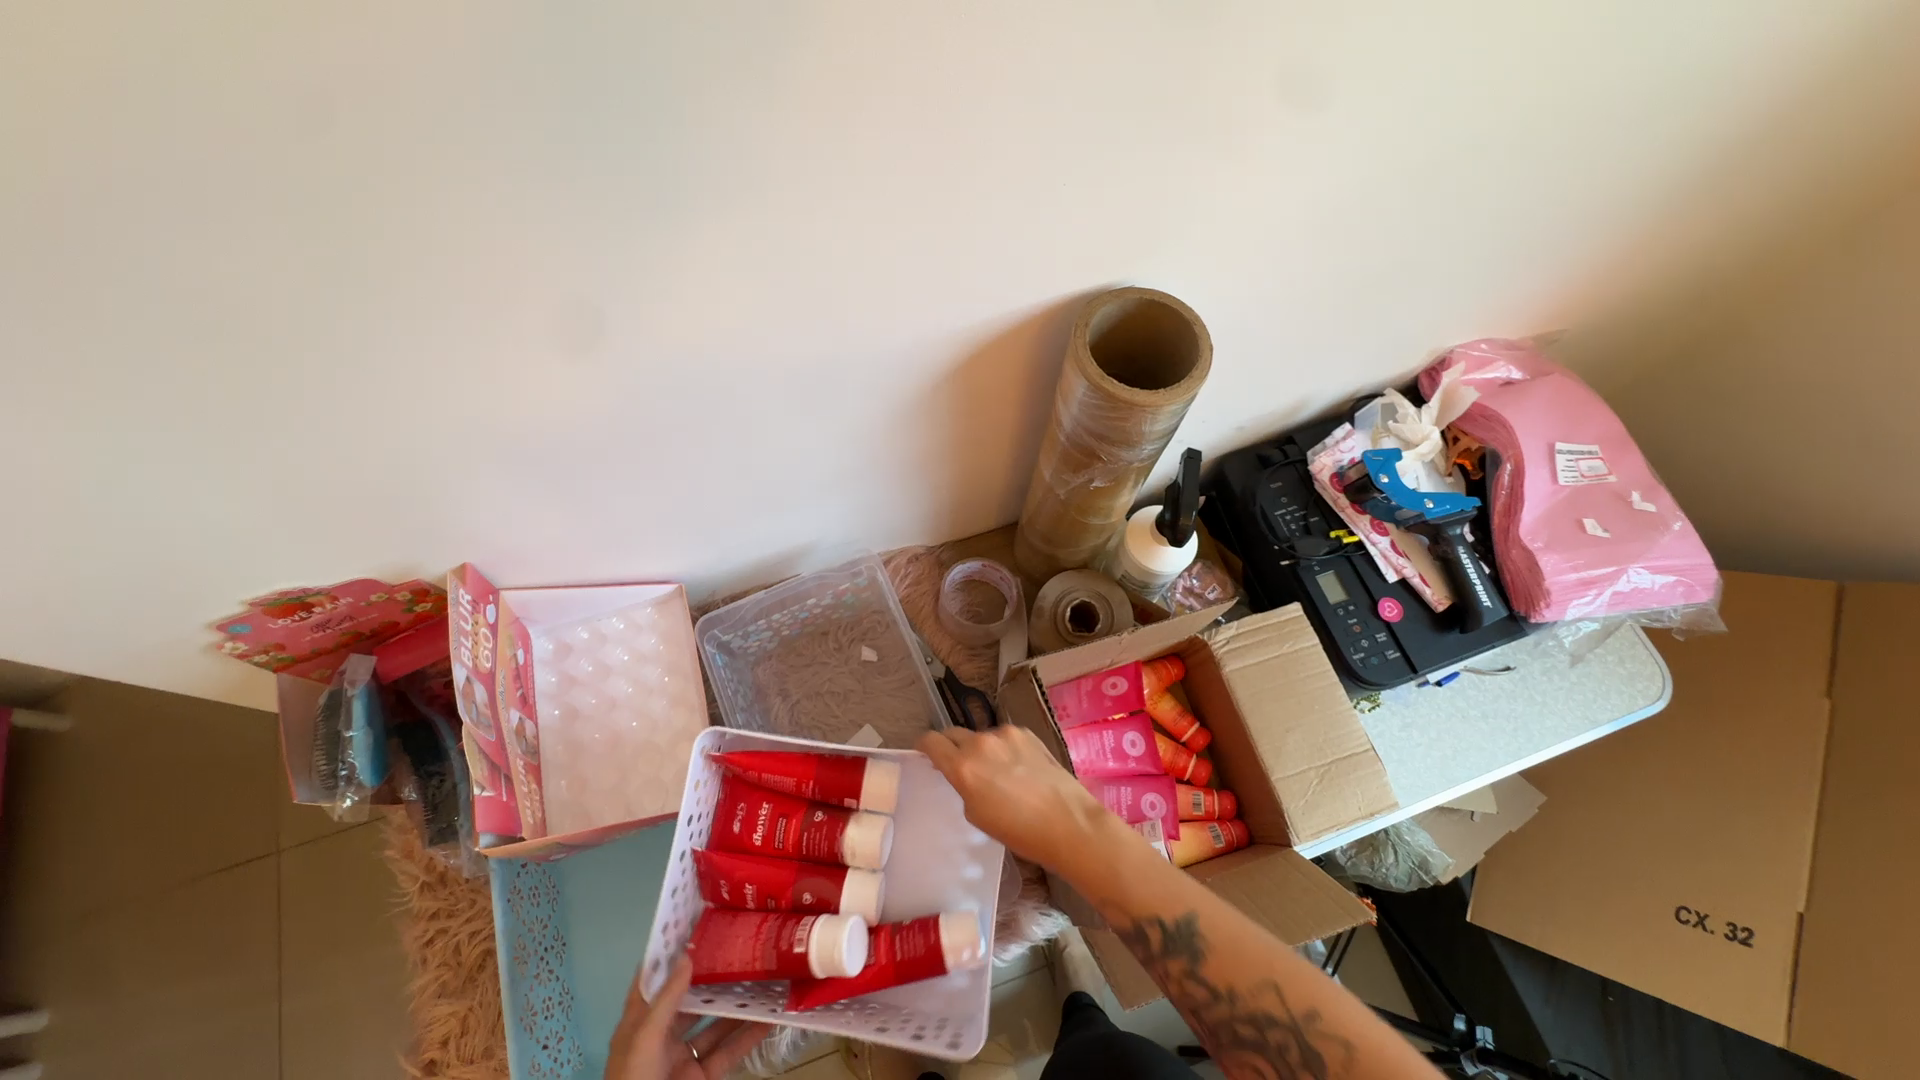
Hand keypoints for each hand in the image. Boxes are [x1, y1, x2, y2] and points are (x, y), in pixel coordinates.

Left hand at [605, 955, 771, 1079]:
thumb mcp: (644, 1041)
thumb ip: (667, 1001)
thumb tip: (687, 956)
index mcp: (638, 1026)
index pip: (653, 982)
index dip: (670, 957)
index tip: (696, 927)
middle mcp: (661, 1037)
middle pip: (690, 1000)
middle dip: (714, 978)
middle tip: (743, 950)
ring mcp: (683, 1059)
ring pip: (714, 1025)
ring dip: (737, 1006)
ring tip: (764, 979)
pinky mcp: (703, 1078)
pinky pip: (728, 1053)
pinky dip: (748, 1037)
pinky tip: (769, 1019)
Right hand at [917, 725, 1117, 875]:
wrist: (1067, 822)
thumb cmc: (1018, 831)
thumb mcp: (976, 815)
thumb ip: (963, 786)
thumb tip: (964, 773)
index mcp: (963, 766)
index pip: (931, 741)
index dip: (923, 746)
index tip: (924, 753)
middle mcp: (981, 742)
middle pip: (953, 734)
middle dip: (950, 747)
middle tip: (957, 766)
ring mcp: (1006, 735)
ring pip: (981, 737)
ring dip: (980, 749)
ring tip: (995, 773)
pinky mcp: (1028, 734)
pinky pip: (1004, 738)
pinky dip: (1002, 749)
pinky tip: (1017, 769)